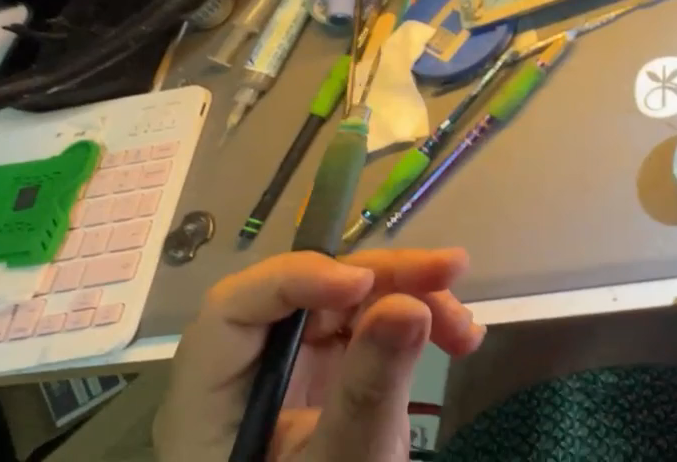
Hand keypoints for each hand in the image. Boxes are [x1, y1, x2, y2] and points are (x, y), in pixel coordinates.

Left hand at [155, 248, 483, 461]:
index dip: (298, 281)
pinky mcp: (333, 376)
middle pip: (310, 295)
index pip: (236, 310)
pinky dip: (420, 322)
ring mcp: (293, 372)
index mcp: (211, 404)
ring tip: (465, 329)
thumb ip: (368, 390)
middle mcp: (249, 373)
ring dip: (417, 298)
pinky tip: (461, 338)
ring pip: (353, 302)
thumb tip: (408, 304)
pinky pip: (377, 325)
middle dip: (385, 278)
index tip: (367, 286)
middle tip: (451, 272)